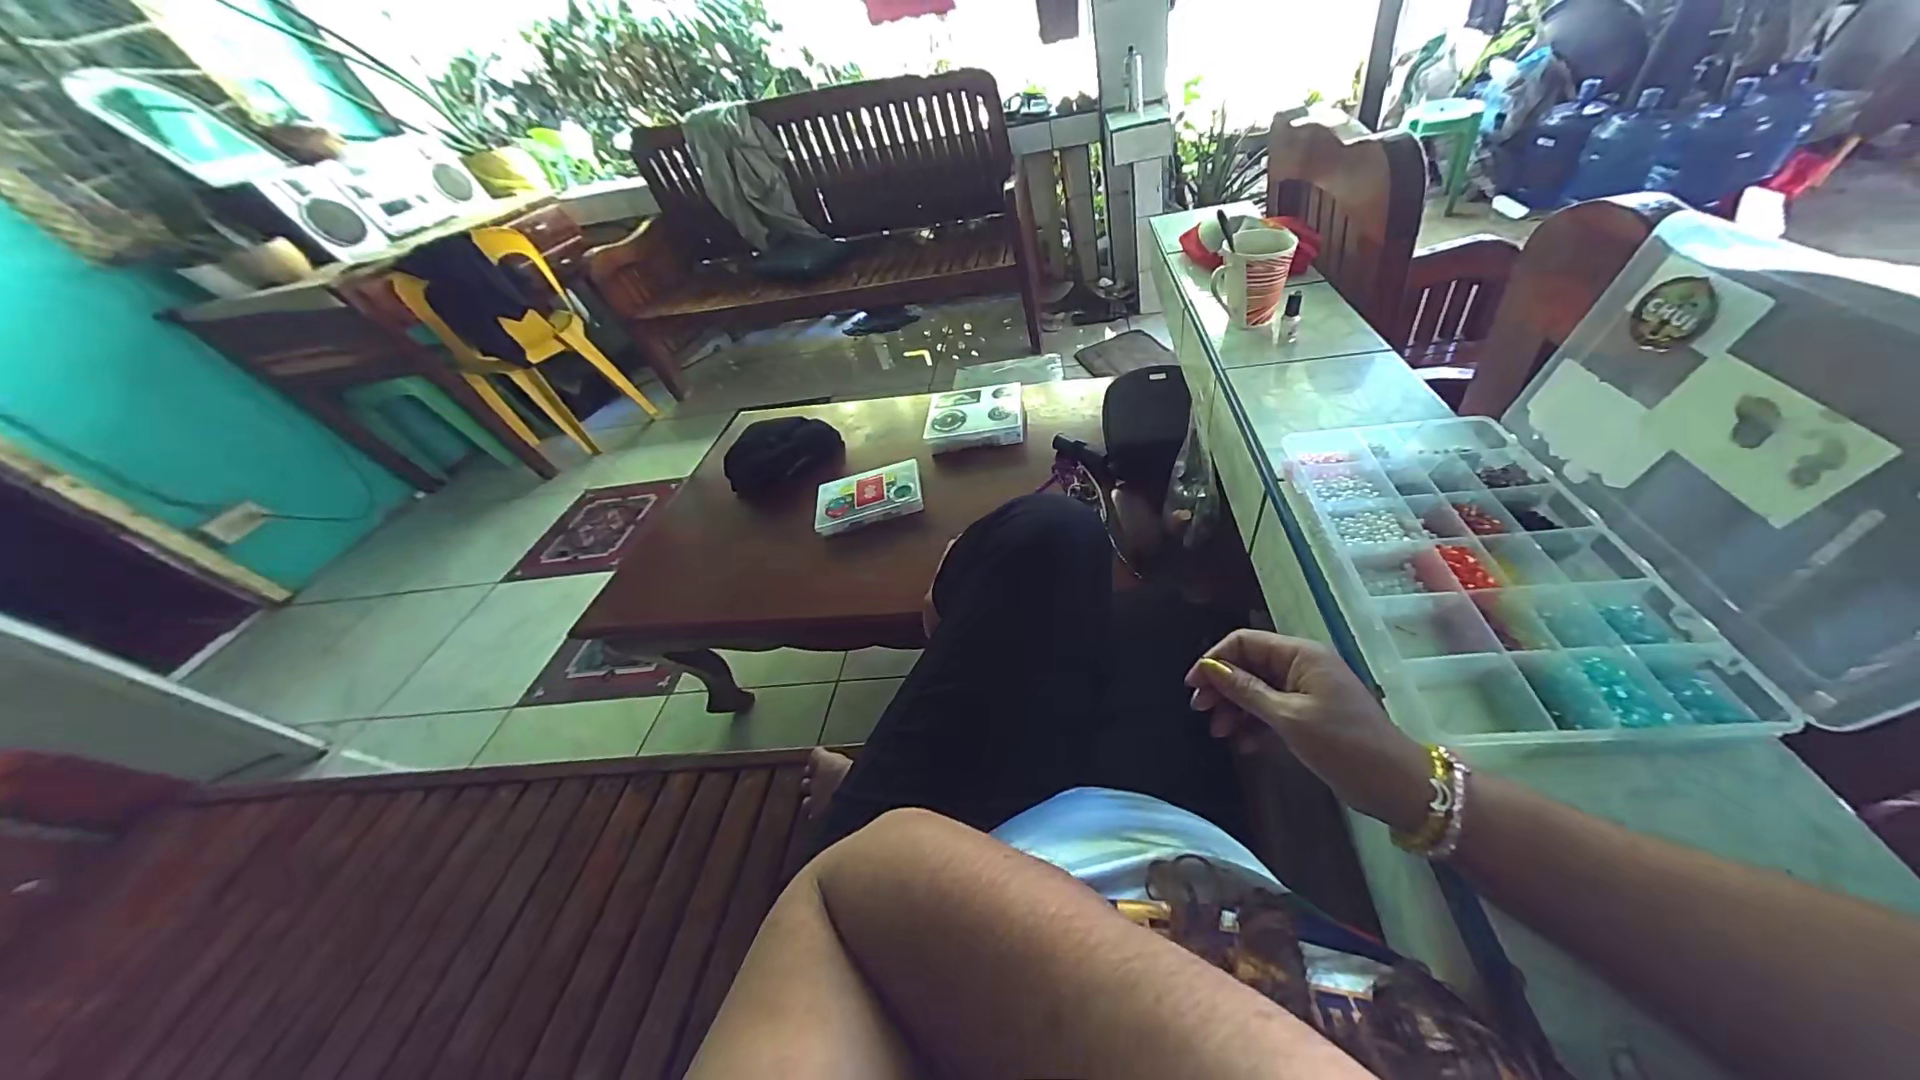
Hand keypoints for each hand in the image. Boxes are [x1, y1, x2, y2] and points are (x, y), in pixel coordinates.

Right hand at [1185, 630, 1432, 832]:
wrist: (1397, 786)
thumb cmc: (1344, 745)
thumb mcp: (1287, 718)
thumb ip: (1245, 690)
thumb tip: (1208, 668)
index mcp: (1301, 655)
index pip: (1244, 642)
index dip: (1215, 660)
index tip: (1193, 686)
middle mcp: (1302, 665)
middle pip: (1247, 665)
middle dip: (1222, 687)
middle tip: (1201, 712)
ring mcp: (1306, 690)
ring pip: (1255, 689)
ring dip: (1234, 709)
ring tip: (1220, 733)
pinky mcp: (1308, 714)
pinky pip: (1270, 709)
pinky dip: (1253, 723)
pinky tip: (1243, 743)